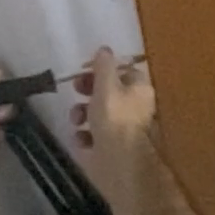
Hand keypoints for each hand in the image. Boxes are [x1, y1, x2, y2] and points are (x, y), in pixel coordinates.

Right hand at [70, 47, 156, 204]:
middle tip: (75, 90)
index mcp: (140, 89)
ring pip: (100, 114)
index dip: (102, 68)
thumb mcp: (106, 86)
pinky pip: (96, 136)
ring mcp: (125, 129)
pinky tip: (80, 139)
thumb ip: (103, 66)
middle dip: (88, 91)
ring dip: (83, 114)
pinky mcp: (114, 148)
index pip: (122, 70)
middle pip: (110, 91)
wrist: (121, 165)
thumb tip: (104, 49)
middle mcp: (136, 107)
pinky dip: (86, 136)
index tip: (83, 70)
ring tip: (75, 120)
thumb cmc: (115, 120)